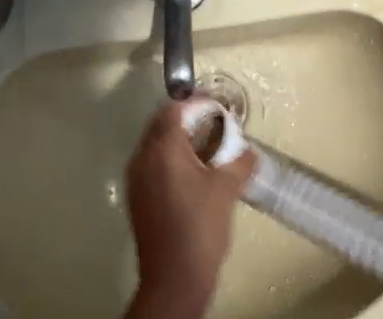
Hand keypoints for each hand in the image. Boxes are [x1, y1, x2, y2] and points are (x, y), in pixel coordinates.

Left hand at [124, 100, 257, 316]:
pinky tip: (193, 171)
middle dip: (188, 118)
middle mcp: (143, 158)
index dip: (197, 102)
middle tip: (214, 122)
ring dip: (179, 138)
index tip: (218, 105)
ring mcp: (136, 178)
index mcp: (163, 149)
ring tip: (207, 146)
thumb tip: (247, 150)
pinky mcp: (137, 197)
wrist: (174, 280)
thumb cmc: (201, 228)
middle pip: (162, 123)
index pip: (175, 109)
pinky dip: (171, 158)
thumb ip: (239, 161)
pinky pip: (152, 163)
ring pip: (156, 143)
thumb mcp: (227, 189)